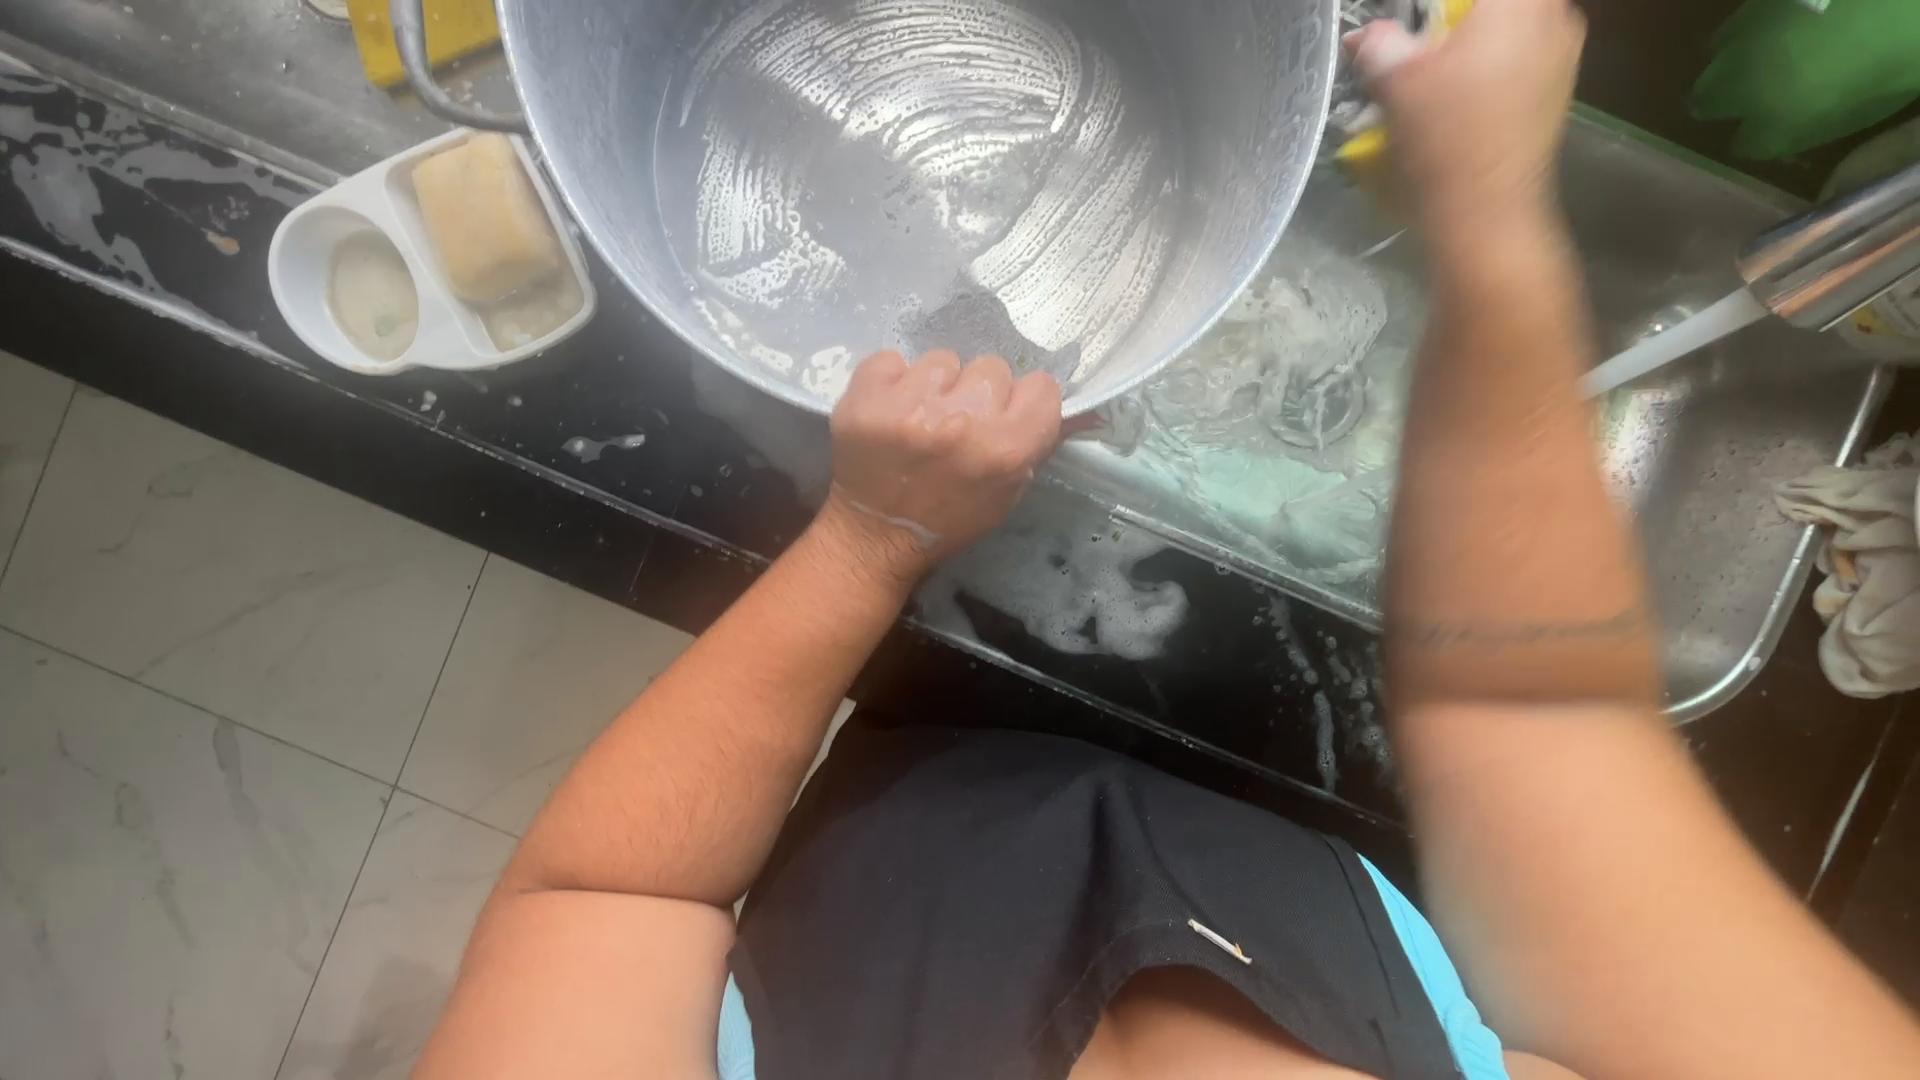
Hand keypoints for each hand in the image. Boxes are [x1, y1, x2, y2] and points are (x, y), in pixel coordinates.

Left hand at [815, 350, 1062, 586]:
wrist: (874, 538)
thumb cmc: (949, 520)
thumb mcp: (1007, 494)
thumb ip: (1037, 445)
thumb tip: (1085, 409)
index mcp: (1005, 451)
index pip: (1041, 386)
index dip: (1024, 402)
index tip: (1006, 418)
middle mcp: (963, 421)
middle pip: (992, 368)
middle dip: (978, 394)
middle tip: (957, 424)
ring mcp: (910, 406)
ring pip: (942, 360)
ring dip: (934, 386)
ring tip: (919, 420)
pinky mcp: (865, 397)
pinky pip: (891, 359)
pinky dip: (891, 381)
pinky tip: (889, 413)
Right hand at [1348, 0, 1584, 229]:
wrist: (1485, 212)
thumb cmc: (1444, 137)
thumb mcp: (1397, 85)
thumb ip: (1381, 46)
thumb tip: (1365, 35)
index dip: (1441, 6)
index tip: (1415, 25)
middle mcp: (1554, 12)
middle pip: (1496, 6)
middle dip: (1455, 21)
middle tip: (1420, 49)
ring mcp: (1564, 53)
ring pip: (1511, 29)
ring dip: (1472, 45)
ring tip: (1434, 81)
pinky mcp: (1558, 91)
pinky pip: (1520, 60)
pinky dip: (1488, 71)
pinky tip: (1460, 106)